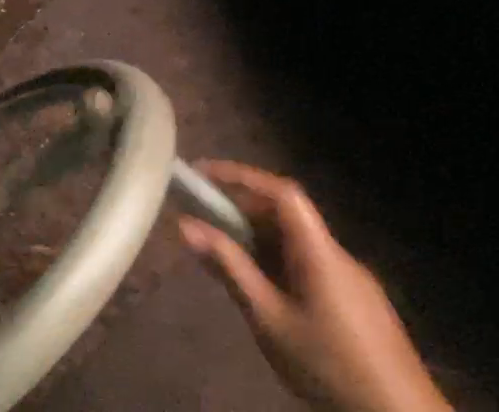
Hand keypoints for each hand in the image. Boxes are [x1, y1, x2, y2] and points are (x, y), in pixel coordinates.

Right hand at [178, 161, 449, 411]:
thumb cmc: (328, 362)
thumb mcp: (268, 316)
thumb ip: (228, 267)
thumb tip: (184, 224)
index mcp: (322, 256)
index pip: (284, 195)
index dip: (240, 176)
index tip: (198, 175)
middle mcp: (340, 259)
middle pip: (285, 216)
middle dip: (237, 210)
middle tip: (193, 219)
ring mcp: (351, 281)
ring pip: (293, 242)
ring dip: (251, 238)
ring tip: (213, 254)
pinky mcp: (354, 302)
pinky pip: (305, 264)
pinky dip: (269, 260)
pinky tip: (251, 284)